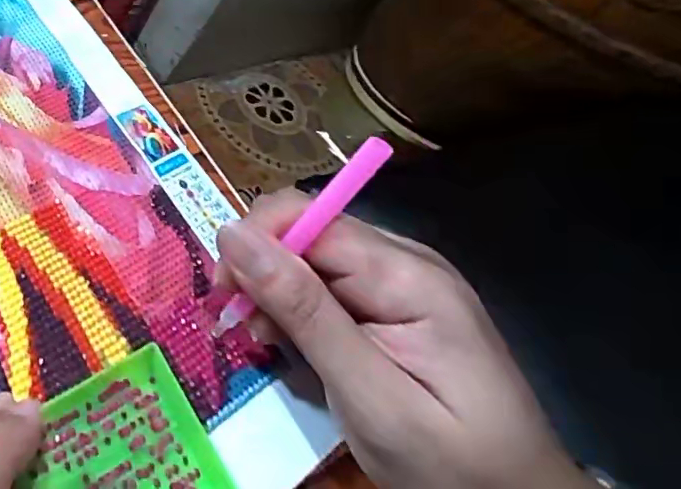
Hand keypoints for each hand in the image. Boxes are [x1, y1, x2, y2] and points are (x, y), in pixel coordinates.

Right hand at [214, 188, 589, 488]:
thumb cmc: (455, 471)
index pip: (307, 216)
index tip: (225, 296)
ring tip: (268, 343)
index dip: (255, 242)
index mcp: (405, 273)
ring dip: (277, 291)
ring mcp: (403, 278)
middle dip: (262, 269)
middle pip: (307, 230)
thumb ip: (303, 312)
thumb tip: (231, 233)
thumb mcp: (372, 399)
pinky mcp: (397, 301)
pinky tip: (296, 341)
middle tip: (243, 329)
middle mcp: (403, 258)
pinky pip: (332, 281)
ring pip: (313, 254)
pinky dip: (301, 306)